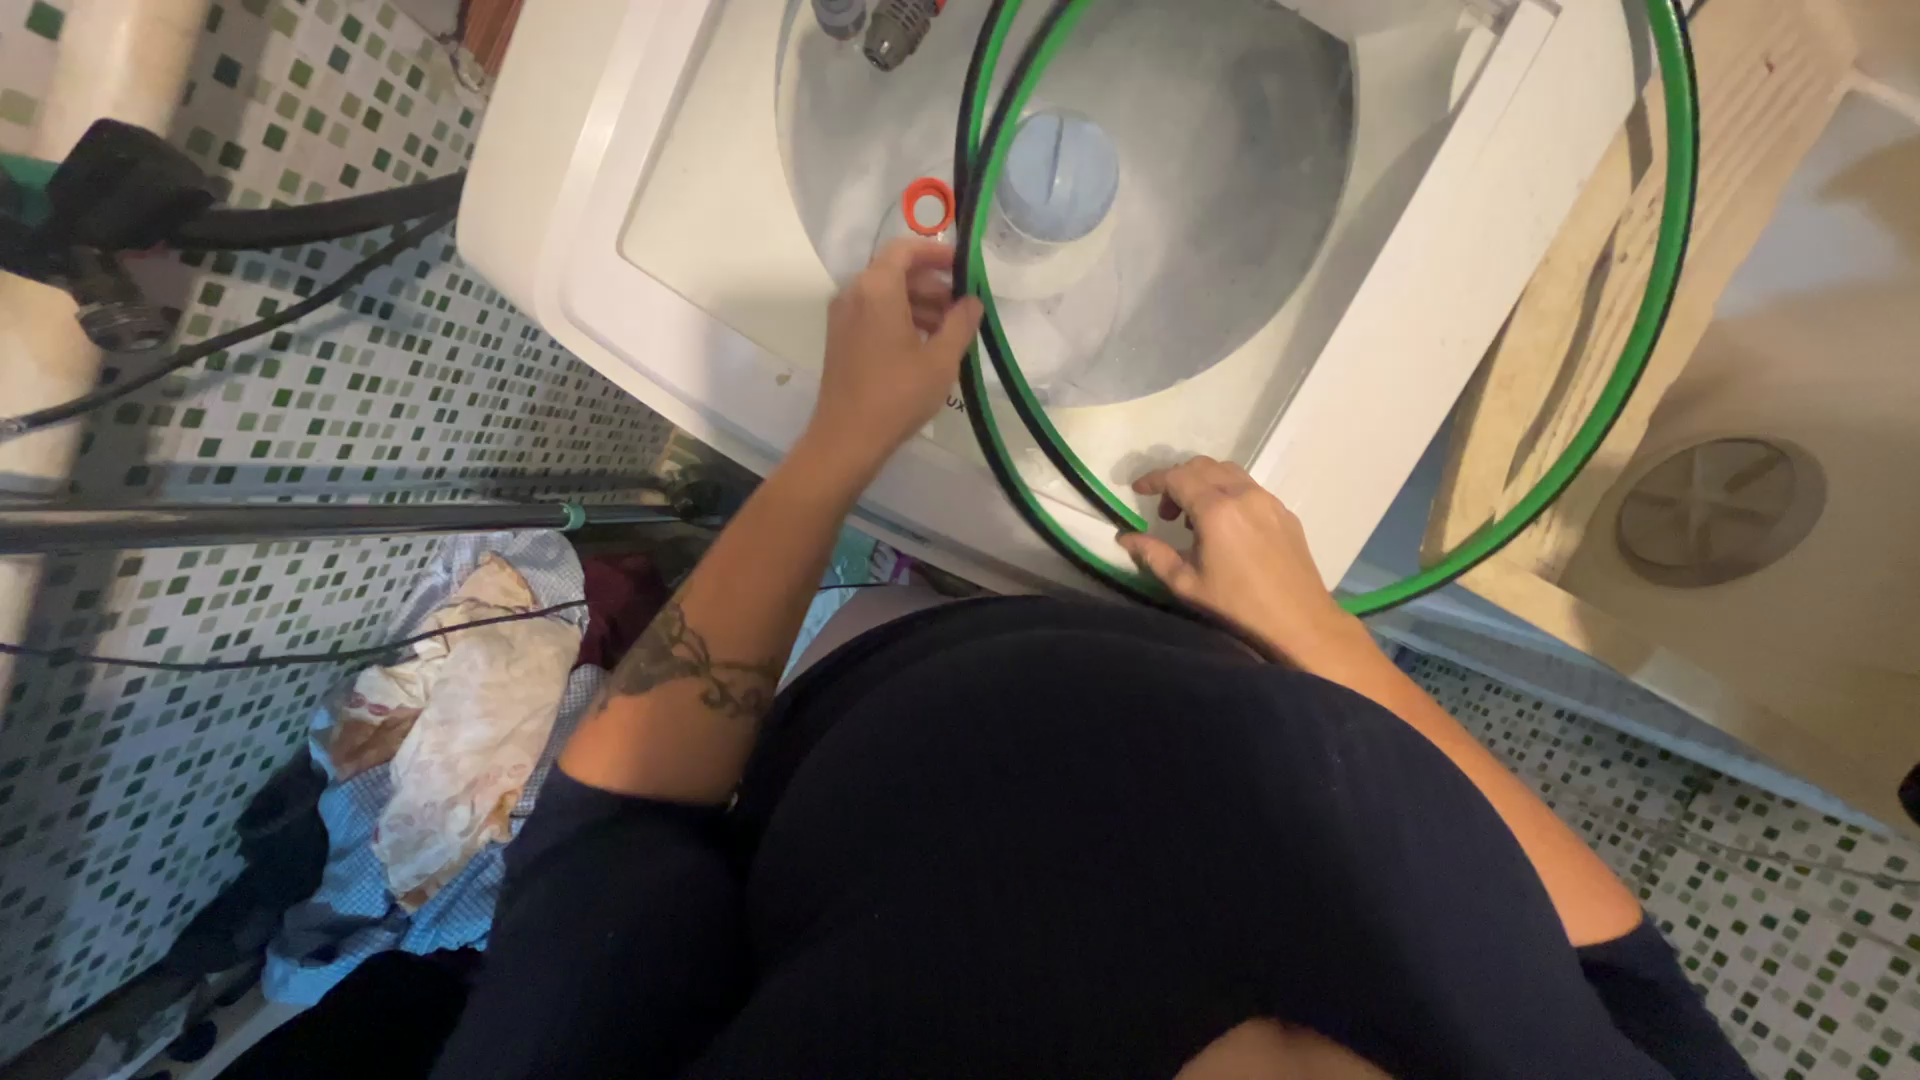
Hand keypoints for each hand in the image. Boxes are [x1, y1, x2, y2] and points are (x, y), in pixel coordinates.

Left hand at [801, 238, 983, 480]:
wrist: (847, 438)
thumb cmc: (898, 395)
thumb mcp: (941, 360)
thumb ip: (961, 323)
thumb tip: (972, 301)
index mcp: (877, 288)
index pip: (905, 249)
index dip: (935, 253)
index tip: (961, 268)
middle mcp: (854, 294)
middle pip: (894, 272)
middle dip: (931, 284)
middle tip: (961, 308)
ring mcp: (842, 318)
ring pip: (884, 295)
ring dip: (917, 304)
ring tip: (947, 332)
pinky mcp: (840, 340)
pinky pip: (872, 315)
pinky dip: (898, 319)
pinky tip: (923, 347)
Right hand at [1117, 457, 1371, 668]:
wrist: (1299, 620)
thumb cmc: (1236, 605)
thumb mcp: (1186, 583)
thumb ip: (1152, 554)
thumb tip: (1125, 538)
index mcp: (1216, 510)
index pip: (1177, 477)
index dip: (1153, 480)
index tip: (1137, 489)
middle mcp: (1243, 494)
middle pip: (1202, 466)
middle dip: (1177, 481)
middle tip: (1166, 513)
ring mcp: (1268, 500)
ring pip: (1228, 472)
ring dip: (1203, 483)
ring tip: (1194, 518)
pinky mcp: (1284, 511)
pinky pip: (1248, 487)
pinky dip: (1227, 492)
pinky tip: (1225, 526)